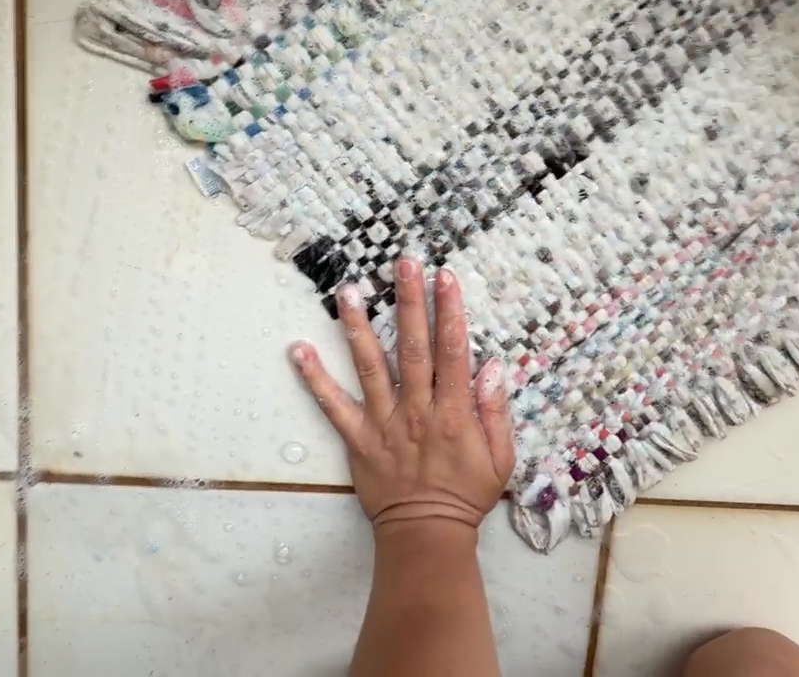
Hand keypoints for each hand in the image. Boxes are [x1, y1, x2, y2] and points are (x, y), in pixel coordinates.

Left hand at [289, 256, 515, 538]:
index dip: (449, 311)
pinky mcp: (358, 439)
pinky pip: (334, 406)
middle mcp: (417, 410)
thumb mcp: (500, 457)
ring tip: (349, 291)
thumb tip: (491, 365)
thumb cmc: (466, 494)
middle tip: (403, 263)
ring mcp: (384, 423)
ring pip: (370, 367)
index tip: (444, 277)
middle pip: (412, 347)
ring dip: (359, 327)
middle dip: (409, 302)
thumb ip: (495, 410)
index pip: (452, 351)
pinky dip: (315, 378)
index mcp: (454, 412)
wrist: (427, 536)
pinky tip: (299, 350)